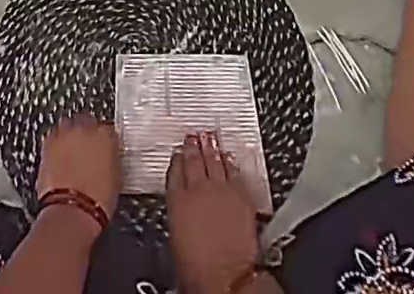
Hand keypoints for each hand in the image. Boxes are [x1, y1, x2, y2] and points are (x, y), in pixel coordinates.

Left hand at [37, 115, 120, 223]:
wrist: (72, 212)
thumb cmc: (96, 200)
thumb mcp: (116, 178)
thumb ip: (112, 159)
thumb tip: (107, 159)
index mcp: (106, 136)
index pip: (107, 130)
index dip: (105, 141)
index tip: (103, 149)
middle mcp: (86, 129)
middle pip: (86, 122)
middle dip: (86, 132)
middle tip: (86, 149)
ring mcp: (66, 135)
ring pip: (68, 125)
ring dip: (70, 134)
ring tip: (70, 150)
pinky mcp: (49, 144)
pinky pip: (52, 136)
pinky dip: (55, 143)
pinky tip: (58, 155)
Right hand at [167, 132, 263, 293]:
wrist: (226, 277)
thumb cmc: (198, 270)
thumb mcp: (176, 239)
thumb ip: (179, 213)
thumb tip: (183, 209)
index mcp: (177, 200)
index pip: (174, 172)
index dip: (176, 161)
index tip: (177, 154)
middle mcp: (198, 190)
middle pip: (193, 161)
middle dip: (192, 147)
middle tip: (192, 137)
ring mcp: (220, 189)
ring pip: (213, 160)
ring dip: (210, 148)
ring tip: (208, 137)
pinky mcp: (240, 193)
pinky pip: (233, 170)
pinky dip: (229, 161)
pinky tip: (227, 157)